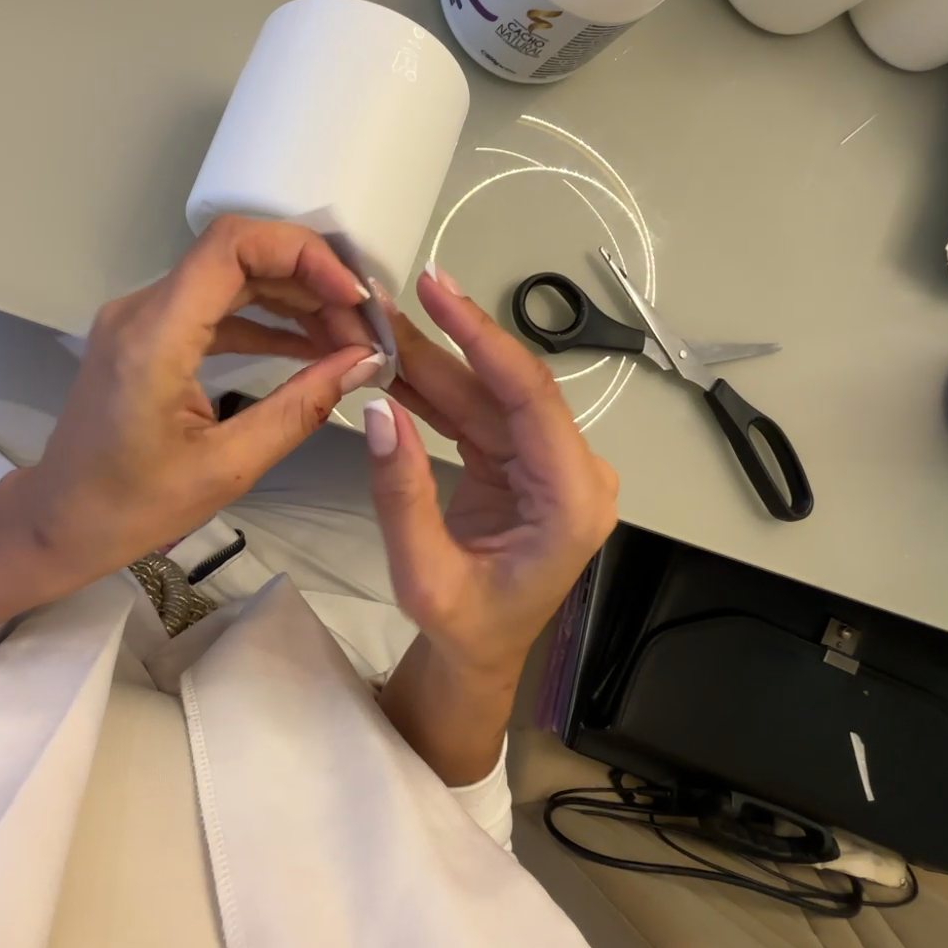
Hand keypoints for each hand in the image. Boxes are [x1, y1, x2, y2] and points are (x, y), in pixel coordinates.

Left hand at [0, 216, 385, 638]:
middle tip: (364, 326)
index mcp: (153, 336)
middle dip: (310, 280)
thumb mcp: (227, 467)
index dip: (303, 255)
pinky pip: (216, 307)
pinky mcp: (149, 335)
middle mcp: (142, 309)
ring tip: (348, 336)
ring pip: (232, 277)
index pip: (231, 246)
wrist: (61, 521)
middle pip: (238, 253)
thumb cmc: (132, 507)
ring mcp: (142, 318)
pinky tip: (309, 346)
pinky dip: (265, 320)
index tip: (352, 297)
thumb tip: (364, 362)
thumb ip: (299, 407)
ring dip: (293, 299)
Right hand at [370, 265, 617, 782]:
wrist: (477, 656)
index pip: (531, 398)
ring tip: (376, 327)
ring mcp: (544, 465)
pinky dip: (432, 391)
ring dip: (430, 362)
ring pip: (484, 396)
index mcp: (570, 501)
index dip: (483, 338)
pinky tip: (394, 366)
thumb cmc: (463, 629)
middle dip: (441, 344)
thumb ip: (403, 492)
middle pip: (503, 389)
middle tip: (382, 304)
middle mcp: (570, 472)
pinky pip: (474, 416)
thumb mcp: (422, 573)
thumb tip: (377, 410)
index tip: (437, 292)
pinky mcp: (517, 464)